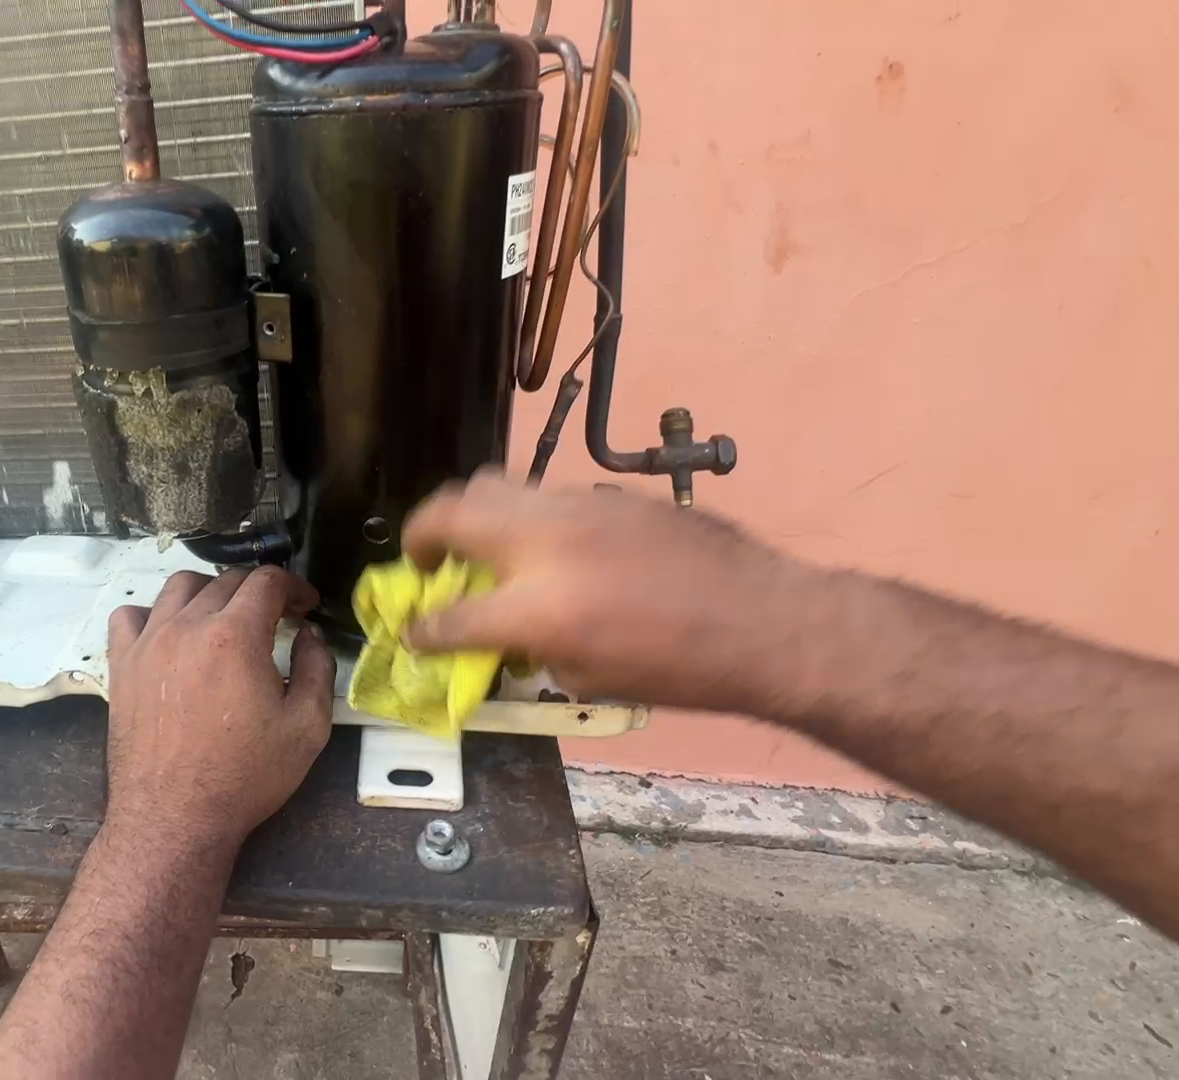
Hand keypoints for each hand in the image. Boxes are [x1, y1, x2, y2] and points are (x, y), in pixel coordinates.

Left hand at [104, 567, 335, 855]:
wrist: (175, 818)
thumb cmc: (245, 776)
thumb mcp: (307, 728)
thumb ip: (317, 669)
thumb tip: (310, 634)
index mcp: (235, 636)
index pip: (267, 581)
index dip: (294, 586)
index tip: (306, 605)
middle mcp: (187, 626)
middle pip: (226, 580)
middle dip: (259, 590)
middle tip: (277, 616)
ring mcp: (148, 642)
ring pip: (179, 586)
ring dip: (210, 590)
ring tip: (225, 616)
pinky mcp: (122, 665)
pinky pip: (130, 615)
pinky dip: (154, 612)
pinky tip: (170, 633)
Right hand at [401, 470, 820, 712]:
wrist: (766, 622)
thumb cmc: (679, 669)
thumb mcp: (589, 677)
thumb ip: (528, 646)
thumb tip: (501, 632)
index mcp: (536, 608)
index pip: (452, 616)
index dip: (423, 629)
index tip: (413, 632)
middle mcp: (543, 543)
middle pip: (452, 511)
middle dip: (422, 532)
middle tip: (426, 557)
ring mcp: (576, 507)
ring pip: (495, 484)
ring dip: (472, 514)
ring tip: (481, 542)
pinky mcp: (607, 495)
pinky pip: (545, 496)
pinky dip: (527, 517)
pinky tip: (553, 546)